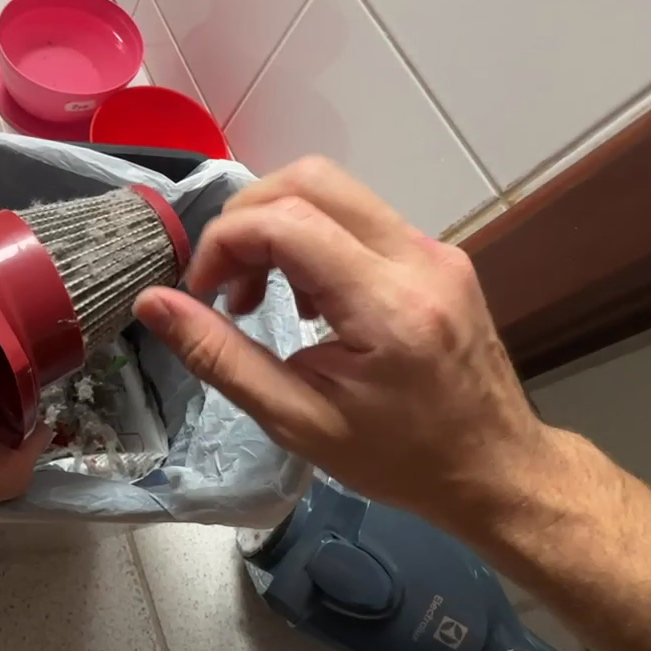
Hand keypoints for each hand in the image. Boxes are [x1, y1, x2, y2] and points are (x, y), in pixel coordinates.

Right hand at [131, 157, 554, 532]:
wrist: (500, 471)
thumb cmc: (397, 458)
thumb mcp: (294, 420)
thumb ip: (217, 355)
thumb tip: (151, 302)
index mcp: (387, 306)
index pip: (285, 222)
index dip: (223, 243)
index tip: (200, 292)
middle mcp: (416, 258)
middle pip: (310, 180)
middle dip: (244, 217)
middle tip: (222, 279)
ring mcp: (432, 249)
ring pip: (331, 188)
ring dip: (272, 225)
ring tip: (256, 293)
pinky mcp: (433, 253)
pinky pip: (353, 214)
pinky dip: (305, 236)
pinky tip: (301, 294)